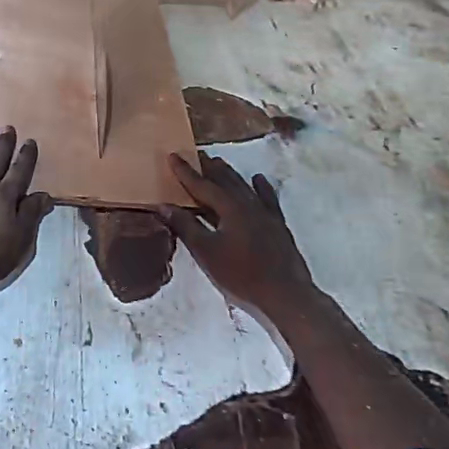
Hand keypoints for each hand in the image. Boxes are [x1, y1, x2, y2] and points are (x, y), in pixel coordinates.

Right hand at [155, 153, 315, 313]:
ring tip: (218, 162)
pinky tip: (258, 179)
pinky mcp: (277, 225)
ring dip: (229, 174)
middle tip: (195, 154)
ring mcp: (265, 214)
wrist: (285, 294)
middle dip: (208, 167)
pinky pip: (266, 199)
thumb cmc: (241, 274)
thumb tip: (163, 206)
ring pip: (243, 187)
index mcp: (230, 208)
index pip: (202, 185)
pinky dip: (260, 187)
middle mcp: (248, 204)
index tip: (173, 156)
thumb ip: (185, 226)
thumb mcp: (206, 251)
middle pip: (225, 180)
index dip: (185, 172)